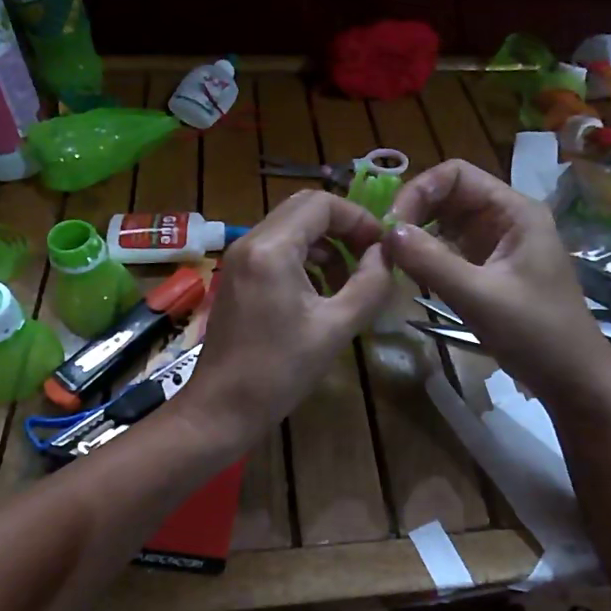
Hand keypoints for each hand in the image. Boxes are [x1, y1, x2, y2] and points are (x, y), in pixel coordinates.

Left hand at [178, 191, 394, 442]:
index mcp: (270, 249)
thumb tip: (387, 253)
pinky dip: (300, 260)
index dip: (359, 218)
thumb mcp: (337, 327)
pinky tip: (318, 293)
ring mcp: (235, 261)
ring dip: (321, 245)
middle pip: (302, 210)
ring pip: (287, 230)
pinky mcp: (232, 279)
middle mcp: (247, 244)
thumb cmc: (280, 370)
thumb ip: (370, 283)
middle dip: (341, 228)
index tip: (382, 247)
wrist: (222, 407)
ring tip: (348, 281)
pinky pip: (271, 252)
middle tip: (368, 259)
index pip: (321, 203)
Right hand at [383, 160, 610, 401]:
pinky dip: (423, 253)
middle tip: (383, 245)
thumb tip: (386, 233)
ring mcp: (494, 244)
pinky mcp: (485, 268)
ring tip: (389, 258)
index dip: (418, 191)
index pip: (455, 175)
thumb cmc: (535, 333)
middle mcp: (503, 219)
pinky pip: (446, 247)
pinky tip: (407, 272)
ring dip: (413, 233)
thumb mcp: (479, 297)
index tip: (391, 226)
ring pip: (442, 222)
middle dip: (411, 211)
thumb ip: (431, 261)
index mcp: (514, 212)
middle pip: (446, 194)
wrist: (570, 378)